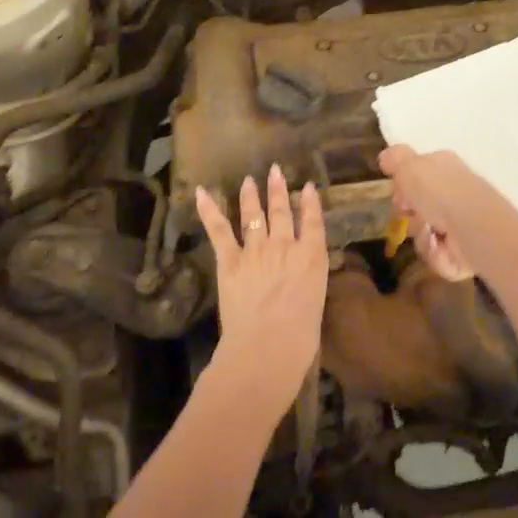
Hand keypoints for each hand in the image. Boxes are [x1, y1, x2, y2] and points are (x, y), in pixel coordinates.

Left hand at [194, 164, 327, 405]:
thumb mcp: (316, 305)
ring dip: (251, 196)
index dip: (311, 203)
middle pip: (282, 212)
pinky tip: (202, 193)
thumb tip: (300, 280)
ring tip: (249, 180)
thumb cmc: (299, 338)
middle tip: (276, 171)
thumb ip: (307, 284)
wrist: (266, 347)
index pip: (313, 222)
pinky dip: (209, 210)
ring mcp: (256, 250)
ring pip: (253, 215)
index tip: (309, 187)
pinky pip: (219, 230)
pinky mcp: (230, 260)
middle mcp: (285, 245)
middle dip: (279, 190)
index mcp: (311, 258)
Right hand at [378, 145, 501, 281]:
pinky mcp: (464, 250)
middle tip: (408, 214)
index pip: (418, 174)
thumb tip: (385, 156)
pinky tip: (440, 246)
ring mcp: (461, 222)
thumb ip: (395, 159)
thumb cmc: (439, 190)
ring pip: (425, 232)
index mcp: (443, 167)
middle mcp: (454, 192)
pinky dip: (435, 252)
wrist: (472, 225)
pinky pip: (437, 254)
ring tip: (429, 232)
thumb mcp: (409, 165)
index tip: (397, 194)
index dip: (403, 185)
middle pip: (419, 207)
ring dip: (421, 235)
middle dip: (409, 215)